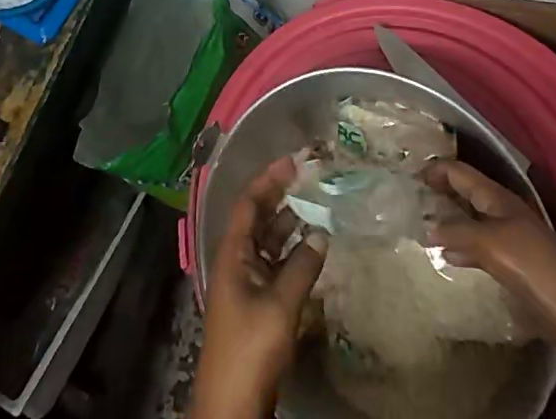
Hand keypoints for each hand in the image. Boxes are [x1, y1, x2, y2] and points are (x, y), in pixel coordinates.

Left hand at [193, 157, 327, 418]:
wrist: (233, 402)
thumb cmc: (251, 345)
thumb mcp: (280, 304)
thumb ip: (303, 266)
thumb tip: (322, 234)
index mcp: (232, 253)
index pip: (249, 203)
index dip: (268, 180)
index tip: (292, 161)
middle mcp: (236, 260)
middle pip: (257, 218)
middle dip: (279, 196)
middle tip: (308, 176)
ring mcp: (245, 281)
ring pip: (267, 240)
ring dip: (288, 223)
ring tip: (315, 205)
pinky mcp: (256, 301)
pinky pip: (274, 263)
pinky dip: (291, 251)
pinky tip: (312, 246)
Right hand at [425, 161, 555, 418]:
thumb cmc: (541, 271)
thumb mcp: (495, 245)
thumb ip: (460, 232)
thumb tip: (429, 227)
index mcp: (500, 199)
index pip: (462, 172)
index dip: (437, 168)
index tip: (409, 174)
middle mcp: (505, 213)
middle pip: (467, 191)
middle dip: (441, 188)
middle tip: (409, 194)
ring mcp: (512, 240)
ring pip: (472, 217)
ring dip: (448, 216)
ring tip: (421, 221)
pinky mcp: (517, 267)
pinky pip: (479, 245)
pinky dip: (460, 244)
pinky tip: (448, 257)